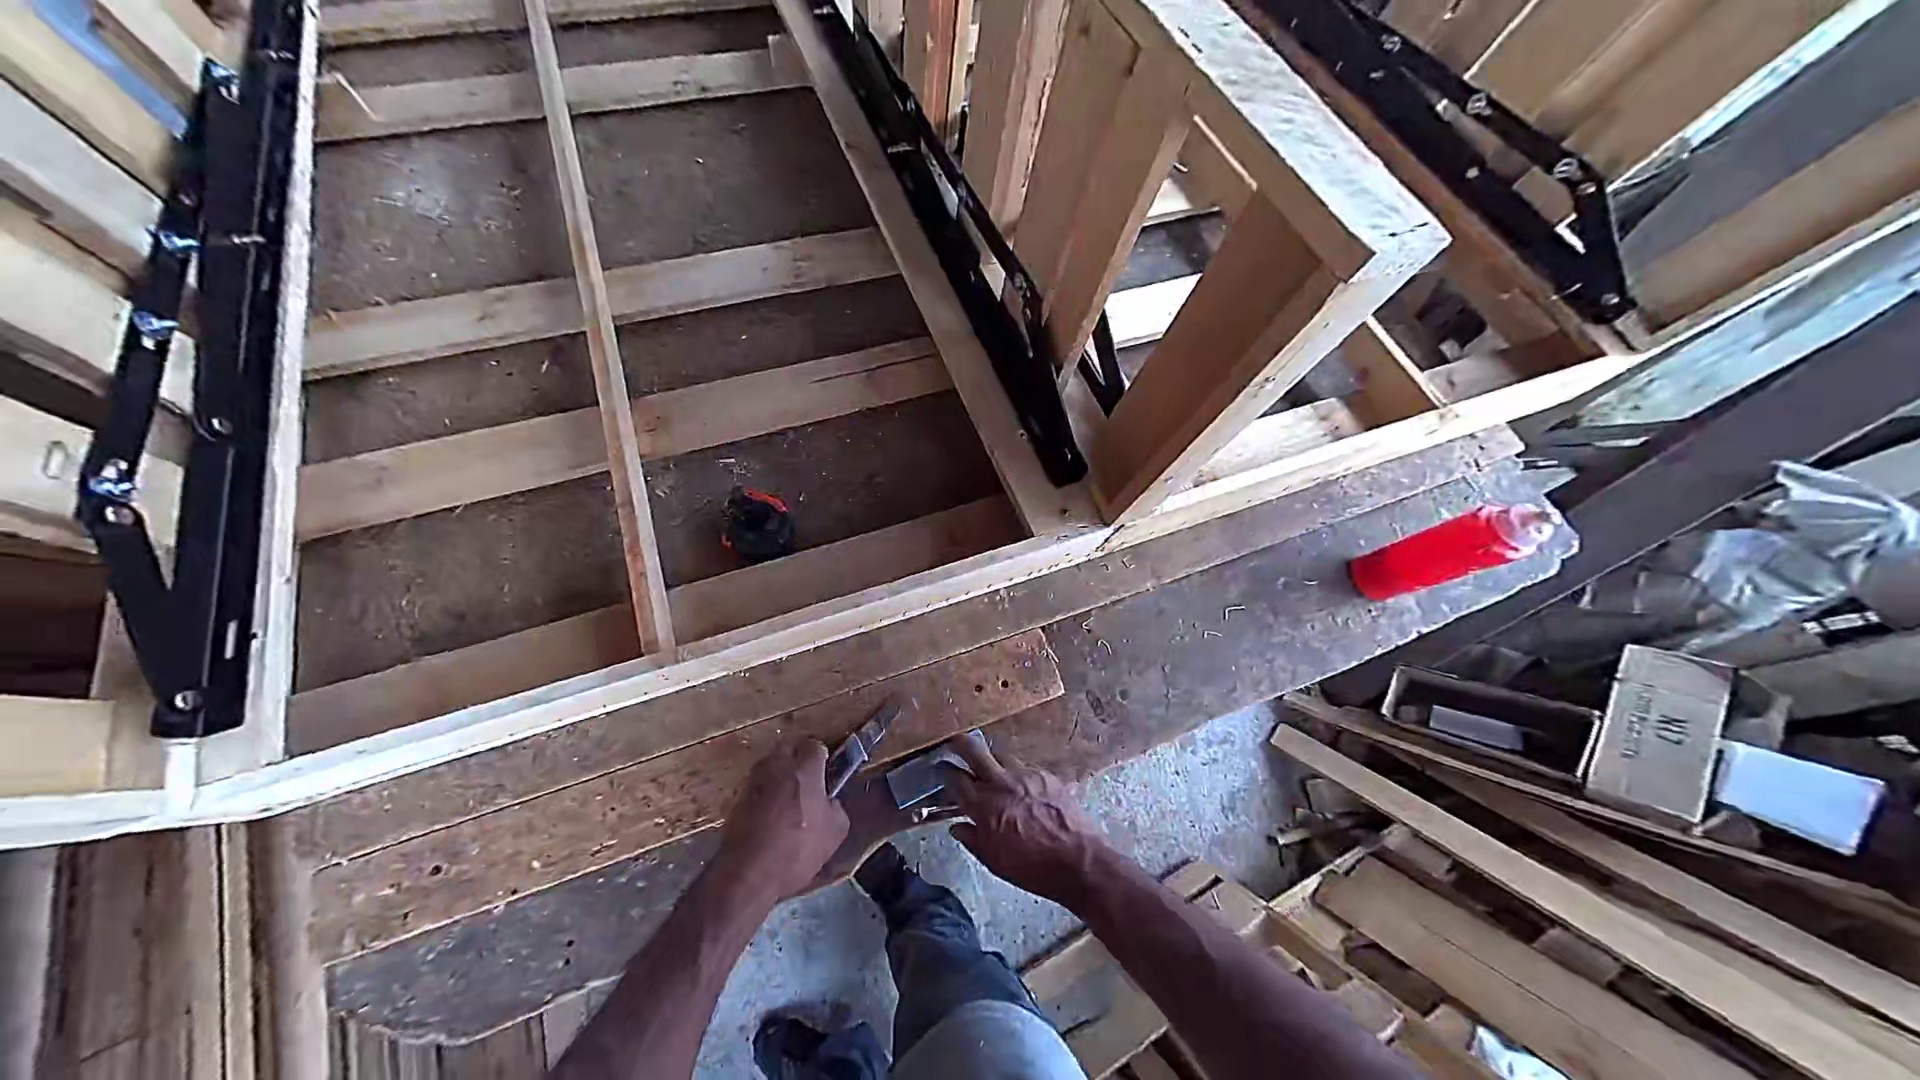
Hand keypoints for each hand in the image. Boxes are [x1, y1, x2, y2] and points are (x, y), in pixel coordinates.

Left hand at [713, 739, 849, 902]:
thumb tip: (829, 802)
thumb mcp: (834, 833)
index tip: (825, 773)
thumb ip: (836, 808)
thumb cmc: (797, 849)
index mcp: (805, 769)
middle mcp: (777, 766)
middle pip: (789, 747)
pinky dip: (763, 794)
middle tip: (807, 780)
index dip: (821, 758)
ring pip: (769, 765)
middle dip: (797, 758)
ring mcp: (753, 781)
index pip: (815, 746)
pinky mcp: (735, 798)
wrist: (747, 874)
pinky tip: (769, 816)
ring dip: (778, 774)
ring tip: (787, 798)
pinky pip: (756, 786)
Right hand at [941, 736, 1111, 907]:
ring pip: (1001, 755)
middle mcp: (1001, 783)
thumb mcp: (994, 861)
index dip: (944, 771)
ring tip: (994, 771)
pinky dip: (1019, 774)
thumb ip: (973, 839)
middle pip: (973, 749)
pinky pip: (1025, 767)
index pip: (954, 778)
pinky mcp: (1046, 775)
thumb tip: (957, 827)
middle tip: (955, 744)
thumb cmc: (1033, 868)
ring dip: (993, 761)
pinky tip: (1022, 788)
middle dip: (960, 743)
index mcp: (983, 806)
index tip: (941, 769)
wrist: (1077, 861)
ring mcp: (1025, 775)